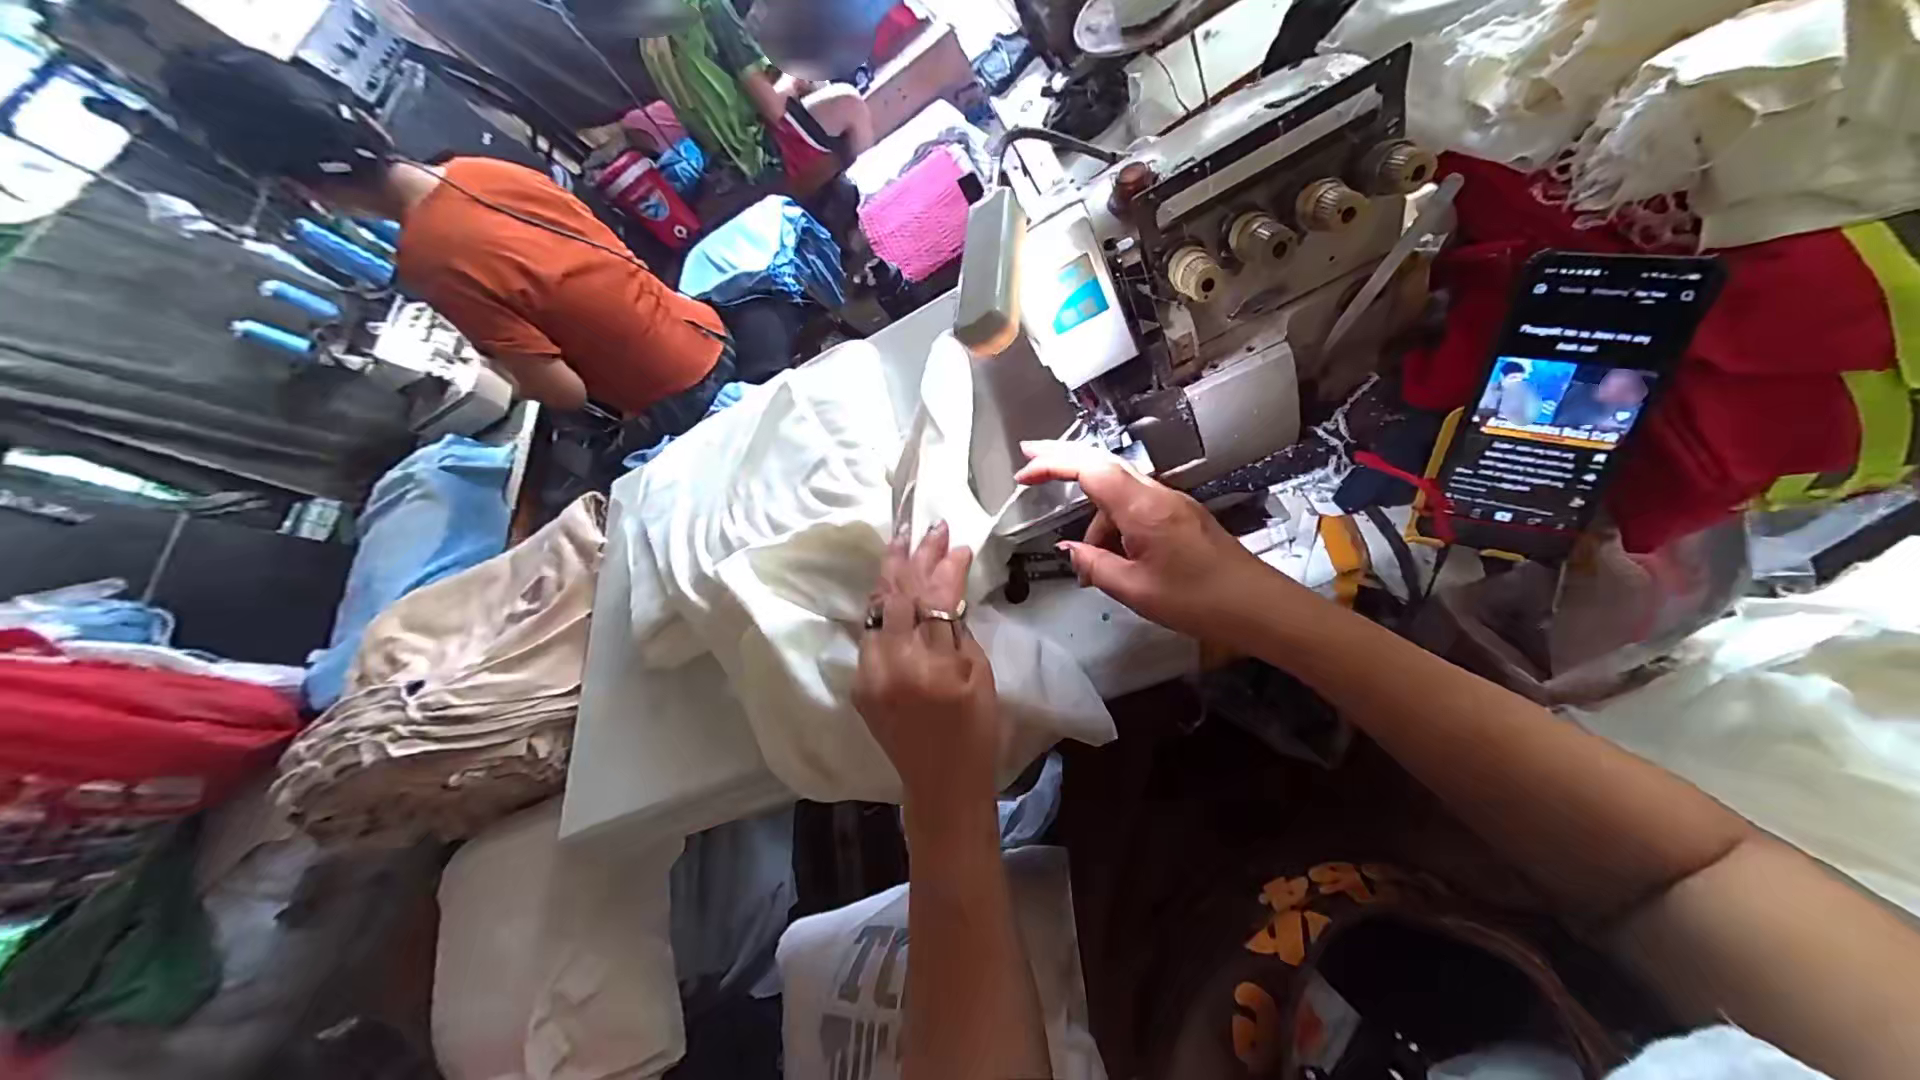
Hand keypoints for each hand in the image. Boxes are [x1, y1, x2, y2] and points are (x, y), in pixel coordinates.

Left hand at [852, 522, 1001, 815]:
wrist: (941, 784)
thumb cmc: (975, 731)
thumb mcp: (981, 676)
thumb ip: (958, 630)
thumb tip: (947, 591)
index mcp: (932, 666)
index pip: (935, 598)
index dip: (947, 566)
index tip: (958, 544)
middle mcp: (892, 665)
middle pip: (900, 594)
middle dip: (915, 556)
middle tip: (927, 528)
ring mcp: (869, 674)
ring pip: (877, 609)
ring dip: (891, 572)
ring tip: (901, 541)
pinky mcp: (858, 683)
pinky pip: (870, 632)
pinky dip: (883, 605)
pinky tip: (892, 584)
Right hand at [1015, 440, 1308, 641]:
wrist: (1259, 607)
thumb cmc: (1198, 600)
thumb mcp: (1135, 589)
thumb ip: (1095, 565)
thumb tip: (1069, 551)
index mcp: (1143, 508)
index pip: (1090, 469)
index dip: (1052, 464)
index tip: (1023, 472)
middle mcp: (1157, 495)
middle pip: (1102, 465)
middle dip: (1063, 462)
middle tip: (1030, 465)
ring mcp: (1172, 502)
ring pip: (1118, 495)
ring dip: (1096, 521)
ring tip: (1091, 566)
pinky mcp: (1180, 515)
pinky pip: (1136, 509)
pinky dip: (1116, 527)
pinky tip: (1116, 560)